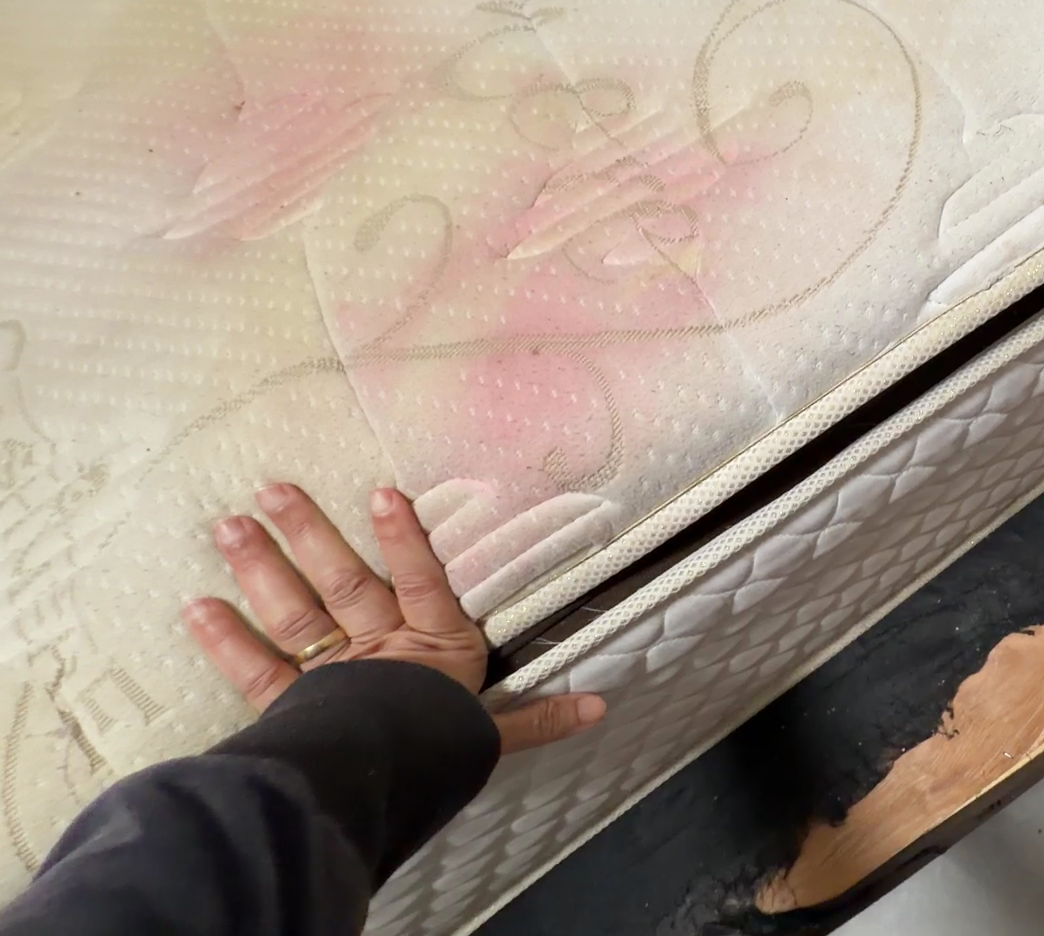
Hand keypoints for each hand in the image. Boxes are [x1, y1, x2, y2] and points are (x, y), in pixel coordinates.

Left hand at [184, 483, 605, 754]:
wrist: (376, 799)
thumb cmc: (440, 755)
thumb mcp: (496, 734)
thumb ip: (541, 716)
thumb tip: (601, 707)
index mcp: (435, 646)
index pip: (422, 582)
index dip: (402, 540)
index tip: (381, 493)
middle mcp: (381, 647)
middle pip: (345, 584)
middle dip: (310, 536)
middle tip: (273, 491)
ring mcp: (331, 672)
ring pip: (297, 612)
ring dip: (263, 569)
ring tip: (231, 525)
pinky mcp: (292, 703)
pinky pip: (256, 668)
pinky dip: (225, 640)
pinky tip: (196, 606)